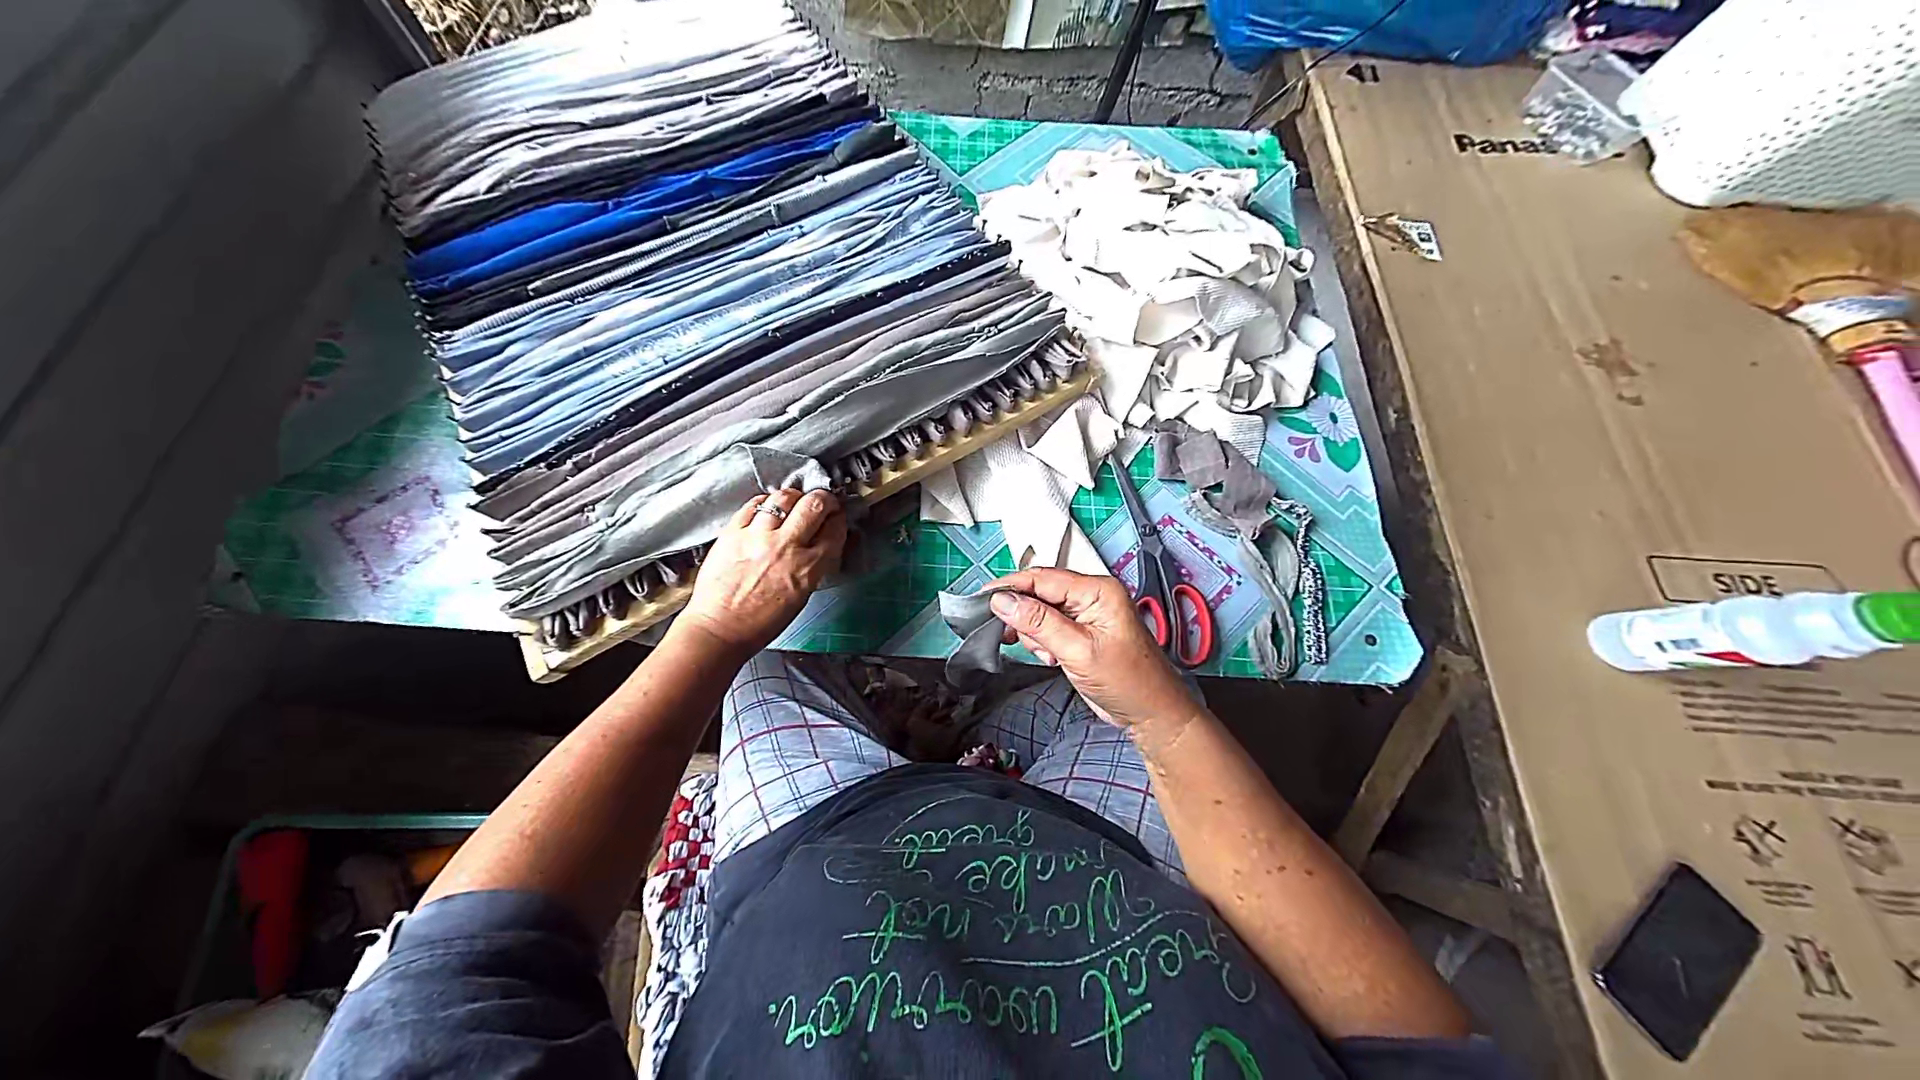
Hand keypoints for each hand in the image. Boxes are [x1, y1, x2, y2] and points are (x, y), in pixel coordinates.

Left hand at [677, 489, 847, 654]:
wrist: (720, 629)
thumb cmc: (760, 622)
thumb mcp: (802, 595)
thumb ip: (815, 564)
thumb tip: (822, 541)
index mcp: (809, 568)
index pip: (835, 529)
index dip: (838, 518)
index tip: (836, 517)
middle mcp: (786, 547)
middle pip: (814, 504)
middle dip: (823, 499)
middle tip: (821, 502)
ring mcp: (758, 537)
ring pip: (784, 497)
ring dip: (793, 497)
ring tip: (792, 503)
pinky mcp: (733, 532)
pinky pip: (753, 504)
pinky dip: (764, 502)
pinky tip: (766, 508)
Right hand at [987, 567, 1202, 731]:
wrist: (1151, 714)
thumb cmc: (1130, 683)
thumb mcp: (1078, 651)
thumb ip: (1039, 622)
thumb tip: (1004, 601)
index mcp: (1098, 590)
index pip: (1043, 577)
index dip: (1010, 587)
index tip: (983, 599)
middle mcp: (1092, 596)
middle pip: (1039, 592)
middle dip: (1024, 616)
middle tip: (1012, 636)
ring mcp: (1087, 614)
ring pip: (1040, 611)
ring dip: (1034, 633)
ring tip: (1047, 655)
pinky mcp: (1081, 632)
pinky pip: (1049, 627)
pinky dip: (1042, 642)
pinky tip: (1051, 658)